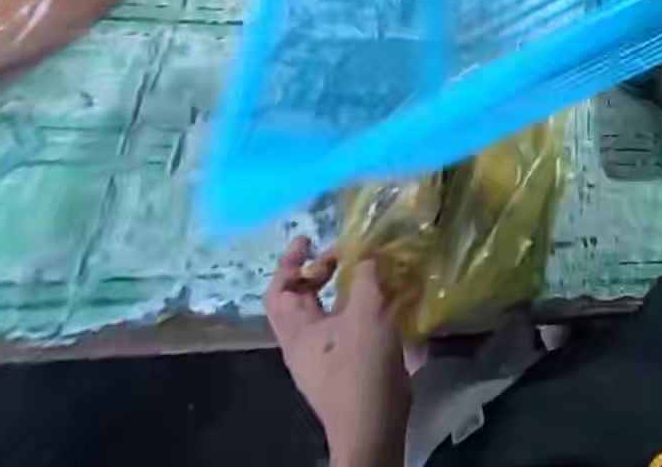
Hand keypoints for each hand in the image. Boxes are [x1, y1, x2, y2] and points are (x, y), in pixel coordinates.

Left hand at [267, 238, 408, 466]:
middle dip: (319, 271)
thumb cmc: (361, 366)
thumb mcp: (366, 313)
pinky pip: (345, 322)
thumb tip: (364, 257)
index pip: (279, 292)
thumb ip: (363, 278)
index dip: (289, 263)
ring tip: (367, 268)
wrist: (373, 423)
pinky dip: (358, 302)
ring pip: (326, 310)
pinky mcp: (347, 362)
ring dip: (342, 286)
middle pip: (301, 300)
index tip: (308, 238)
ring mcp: (325, 355)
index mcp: (298, 333)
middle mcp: (305, 343)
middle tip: (346, 252)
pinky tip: (382, 297)